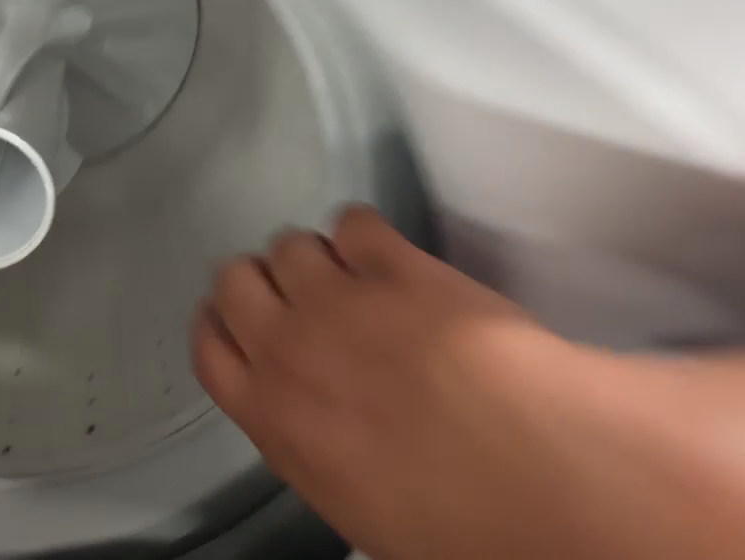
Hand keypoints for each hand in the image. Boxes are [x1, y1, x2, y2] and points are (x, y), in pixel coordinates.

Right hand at [193, 208, 697, 559]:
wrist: (534, 472)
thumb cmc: (456, 523)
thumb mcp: (358, 505)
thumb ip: (311, 445)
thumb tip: (315, 422)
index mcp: (271, 414)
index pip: (209, 347)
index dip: (220, 324)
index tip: (238, 319)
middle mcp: (286, 346)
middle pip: (233, 278)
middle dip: (261, 280)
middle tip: (299, 294)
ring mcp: (335, 298)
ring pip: (289, 244)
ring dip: (314, 256)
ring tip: (352, 274)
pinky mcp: (391, 263)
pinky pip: (352, 222)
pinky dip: (363, 232)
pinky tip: (387, 255)